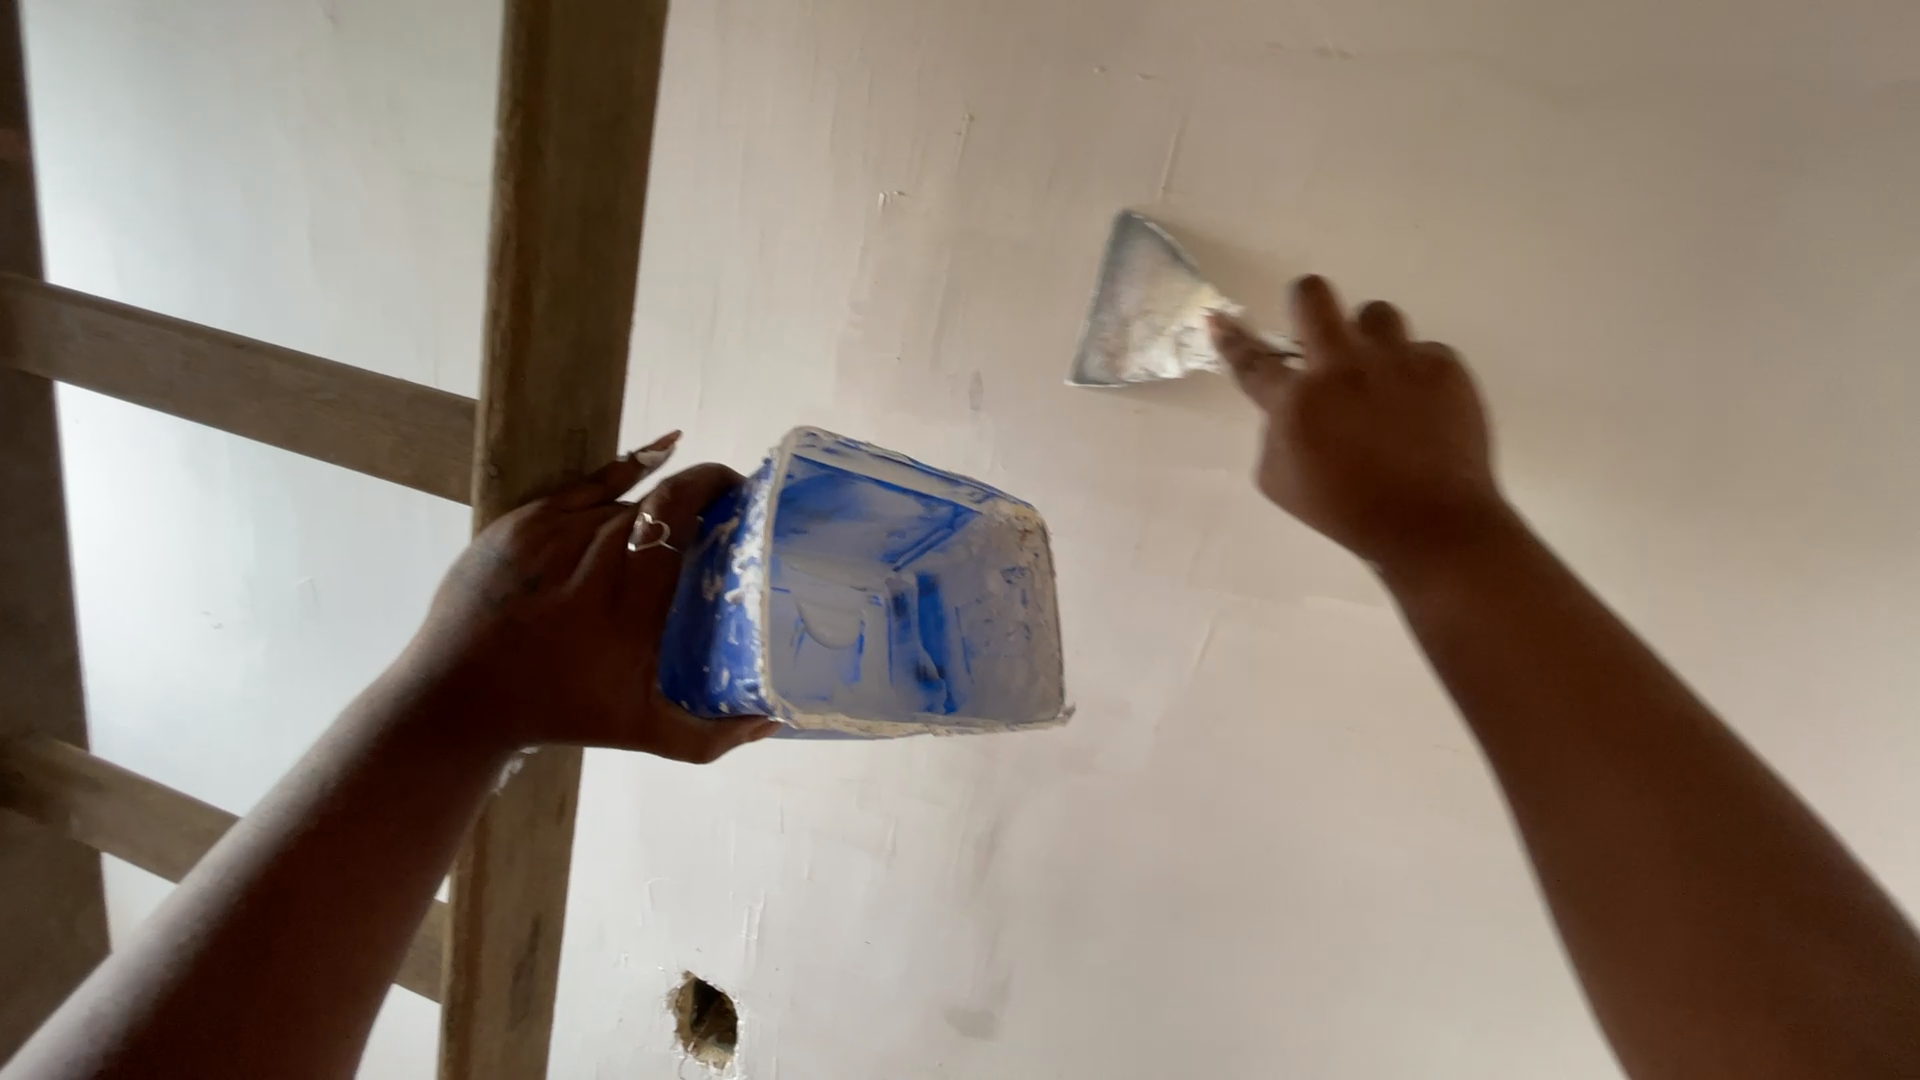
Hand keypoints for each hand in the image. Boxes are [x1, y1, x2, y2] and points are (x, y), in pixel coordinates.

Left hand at [399, 432, 779, 760]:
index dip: (715, 490)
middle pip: (657, 500)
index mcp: (626, 599)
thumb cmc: (559, 714)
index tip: (745, 495)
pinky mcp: (521, 522)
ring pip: (626, 497)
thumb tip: (773, 724)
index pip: (676, 515)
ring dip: (664, 503)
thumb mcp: (642, 733)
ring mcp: (549, 533)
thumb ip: (712, 736)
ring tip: (690, 516)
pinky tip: (665, 449)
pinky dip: (630, 467)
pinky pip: (587, 482)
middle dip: (701, 494)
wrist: (452, 701)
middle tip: (729, 511)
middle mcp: (590, 555)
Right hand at [1209, 276, 1512, 571]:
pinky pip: (1421, 351)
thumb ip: (1276, 431)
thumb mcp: (1278, 479)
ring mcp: (1398, 361)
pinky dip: (1412, 374)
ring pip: (1374, 313)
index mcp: (1296, 400)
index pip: (1252, 361)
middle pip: (1314, 297)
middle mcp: (1343, 366)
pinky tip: (1417, 410)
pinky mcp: (1445, 366)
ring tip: (1375, 375)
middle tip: (1312, 326)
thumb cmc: (1341, 509)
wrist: (1430, 523)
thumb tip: (1292, 404)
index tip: (1218, 319)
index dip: (1231, 338)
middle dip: (1304, 301)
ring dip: (1365, 339)